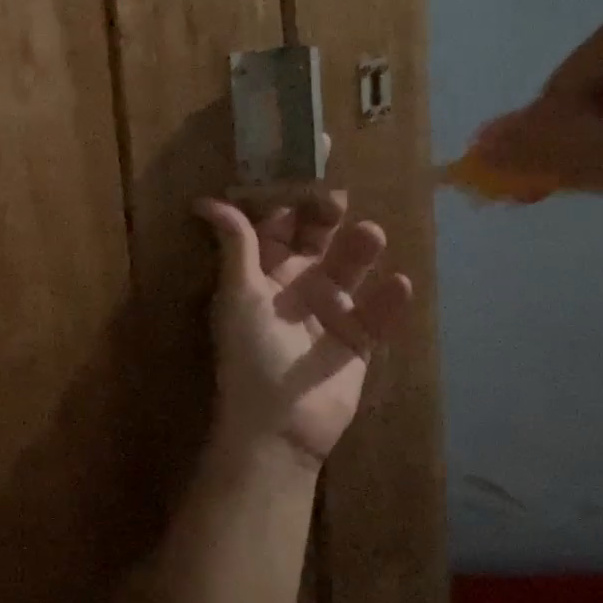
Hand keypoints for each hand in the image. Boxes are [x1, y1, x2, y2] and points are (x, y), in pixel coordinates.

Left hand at [192, 192, 413, 463]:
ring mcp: (330, 313)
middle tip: (338, 200)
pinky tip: (399, 283)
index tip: (302, 176)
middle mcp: (297, 288)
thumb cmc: (252, 353)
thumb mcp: (239, 293)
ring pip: (350, 271)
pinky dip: (388, 300)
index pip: (278, 229)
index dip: (289, 204)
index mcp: (263, 275)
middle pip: (317, 243)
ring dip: (359, 251)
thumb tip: (203, 201)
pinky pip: (378, 313)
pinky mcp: (358, 341)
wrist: (279, 426)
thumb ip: (235, 244)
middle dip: (326, 220)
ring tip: (371, 234)